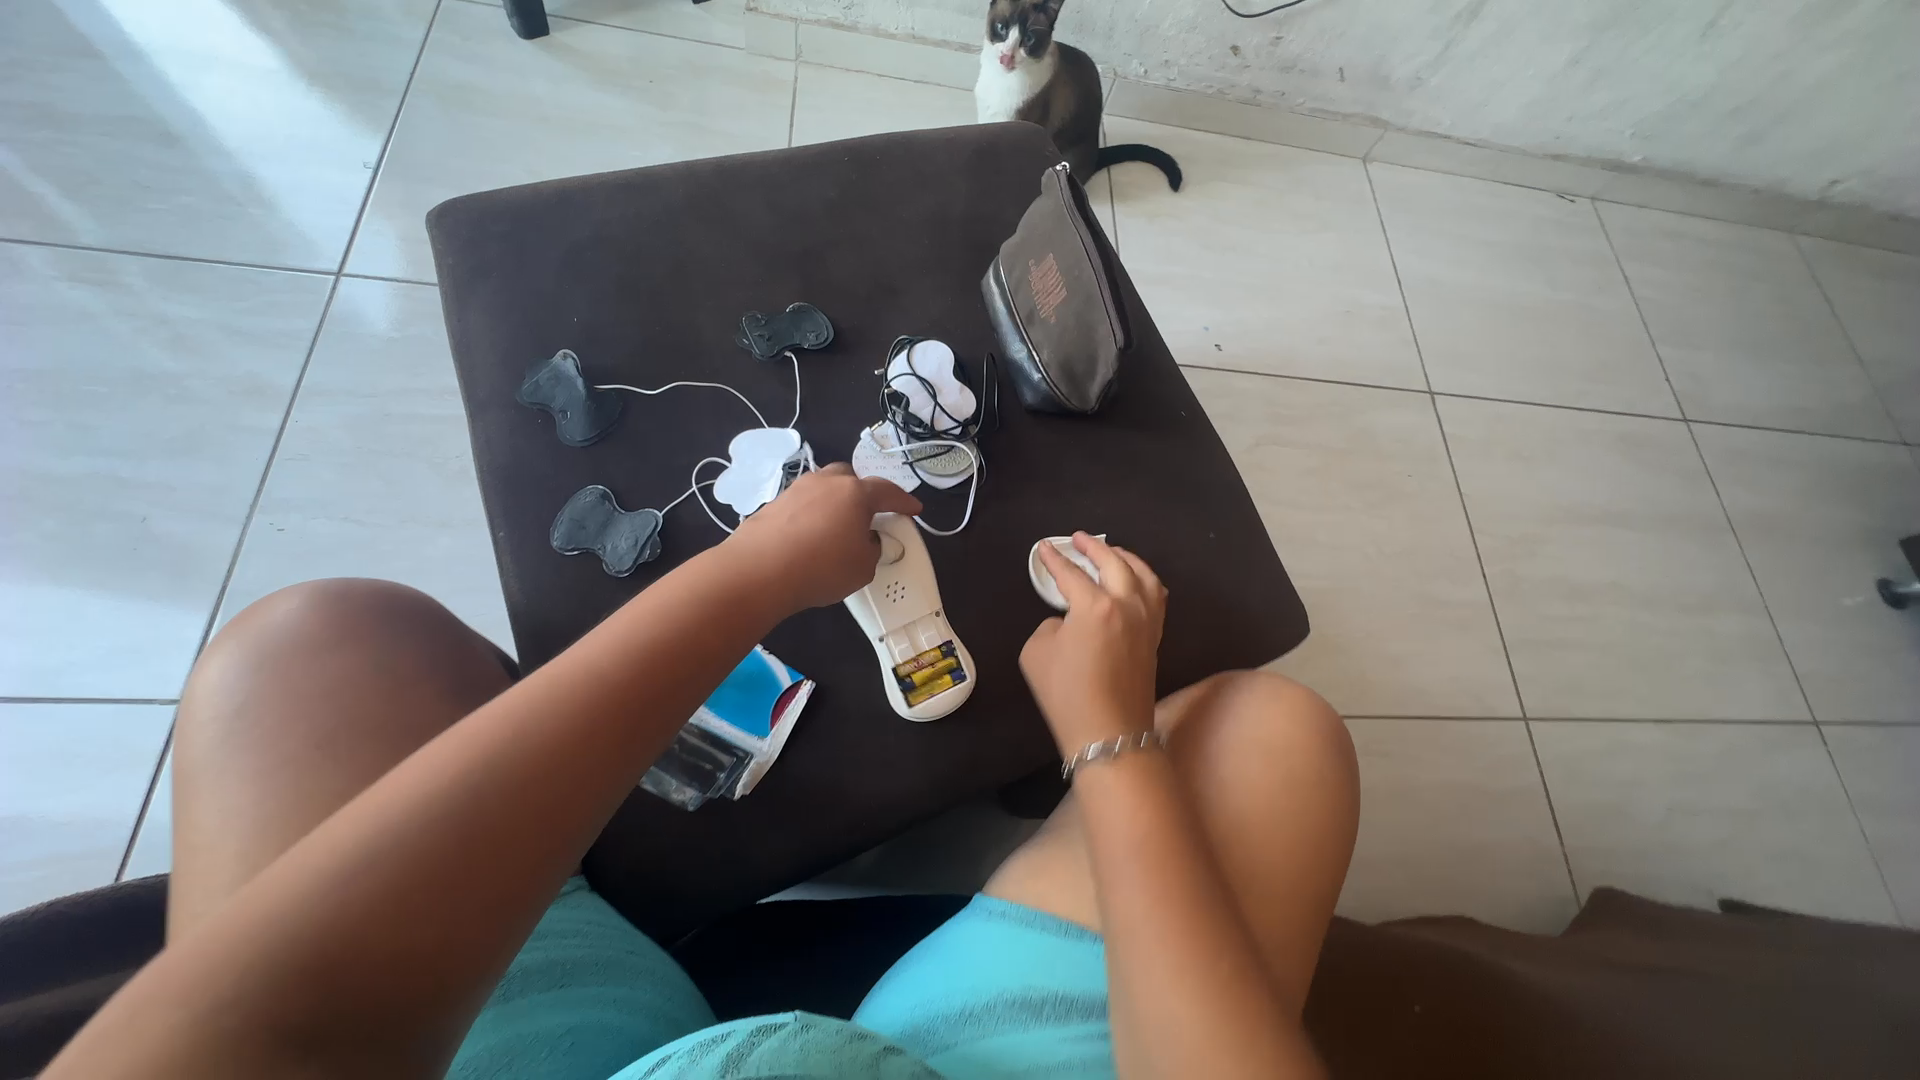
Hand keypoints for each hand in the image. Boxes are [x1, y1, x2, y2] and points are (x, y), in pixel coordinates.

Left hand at [725, 463, 921, 613]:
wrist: (759, 571)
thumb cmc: (822, 567)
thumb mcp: (863, 567)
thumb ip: (871, 549)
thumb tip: (864, 541)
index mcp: (855, 493)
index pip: (887, 491)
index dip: (903, 501)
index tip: (913, 509)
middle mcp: (826, 483)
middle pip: (850, 478)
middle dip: (862, 492)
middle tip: (868, 514)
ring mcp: (795, 491)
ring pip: (822, 488)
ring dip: (833, 503)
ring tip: (836, 527)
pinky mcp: (772, 505)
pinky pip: (801, 505)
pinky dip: (810, 516)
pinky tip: (809, 538)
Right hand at [1020, 533, 1167, 755]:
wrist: (1109, 735)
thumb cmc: (1067, 695)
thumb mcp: (1037, 653)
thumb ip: (1050, 626)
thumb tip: (1067, 622)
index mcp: (1095, 606)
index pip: (1071, 574)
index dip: (1054, 560)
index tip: (1044, 548)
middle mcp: (1127, 605)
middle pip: (1114, 563)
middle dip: (1094, 548)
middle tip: (1078, 539)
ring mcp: (1147, 621)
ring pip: (1143, 575)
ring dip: (1126, 558)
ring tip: (1112, 552)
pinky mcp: (1155, 638)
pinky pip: (1155, 596)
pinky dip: (1144, 580)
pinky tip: (1135, 581)